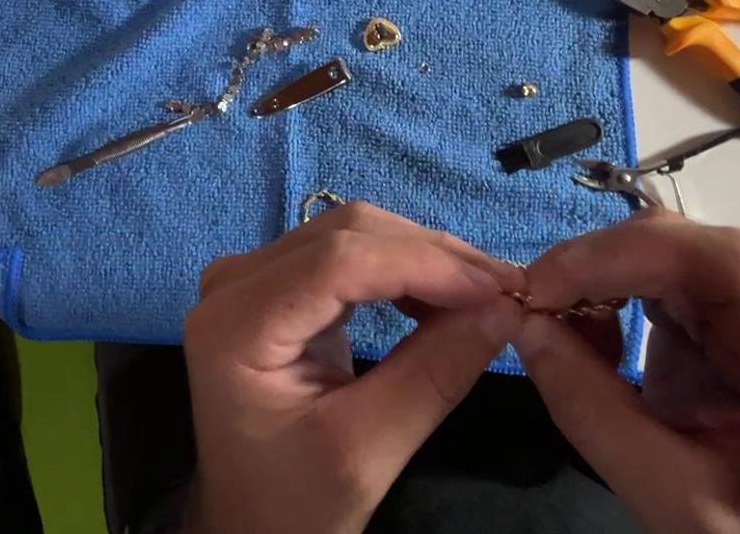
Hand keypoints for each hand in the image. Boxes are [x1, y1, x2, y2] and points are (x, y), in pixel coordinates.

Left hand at [180, 202, 527, 533]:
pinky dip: (399, 268)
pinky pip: (344, 253)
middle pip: (345, 234)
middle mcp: (234, 279)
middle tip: (505, 288)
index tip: (498, 288)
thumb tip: (504, 309)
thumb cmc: (290, 504)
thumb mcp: (363, 454)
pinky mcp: (273, 282)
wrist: (244, 523)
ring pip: (350, 233)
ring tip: (483, 292)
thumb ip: (431, 376)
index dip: (421, 264)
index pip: (337, 261)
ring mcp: (251, 275)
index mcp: (234, 323)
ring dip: (420, 256)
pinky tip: (439, 295)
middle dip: (430, 255)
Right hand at [514, 210, 739, 533]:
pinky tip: (598, 337)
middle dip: (602, 262)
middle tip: (534, 304)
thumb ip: (591, 411)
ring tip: (562, 328)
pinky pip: (667, 271)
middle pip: (692, 246)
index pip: (724, 265)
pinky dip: (616, 289)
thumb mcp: (669, 500)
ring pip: (672, 247)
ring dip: (603, 274)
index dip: (625, 254)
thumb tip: (523, 321)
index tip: (545, 286)